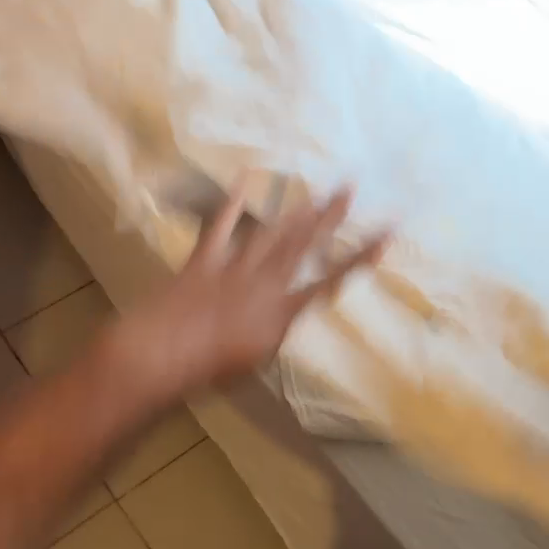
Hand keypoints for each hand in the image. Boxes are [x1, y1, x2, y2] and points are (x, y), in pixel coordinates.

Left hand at [109, 180, 386, 400]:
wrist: (163, 355)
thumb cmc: (210, 370)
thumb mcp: (255, 360)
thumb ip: (273, 332)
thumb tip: (283, 316)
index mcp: (282, 312)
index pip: (331, 283)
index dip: (360, 259)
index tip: (385, 236)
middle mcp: (265, 283)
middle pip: (303, 245)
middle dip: (330, 217)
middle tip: (350, 187)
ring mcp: (234, 267)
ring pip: (272, 234)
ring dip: (296, 211)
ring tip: (317, 190)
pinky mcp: (204, 260)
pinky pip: (220, 227)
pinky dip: (233, 203)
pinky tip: (247, 178)